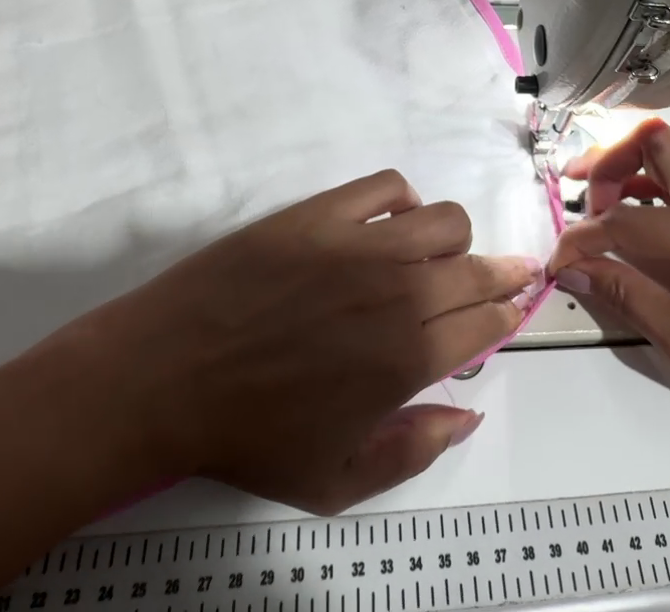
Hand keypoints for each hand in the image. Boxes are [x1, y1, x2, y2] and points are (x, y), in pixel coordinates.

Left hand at [69, 170, 539, 513]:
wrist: (164, 376)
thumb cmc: (249, 436)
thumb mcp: (336, 482)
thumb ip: (415, 451)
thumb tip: (469, 414)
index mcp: (408, 359)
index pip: (487, 322)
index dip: (505, 315)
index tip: (505, 312)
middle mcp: (398, 294)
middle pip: (477, 268)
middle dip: (500, 275)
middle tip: (498, 278)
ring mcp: (359, 245)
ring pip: (445, 219)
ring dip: (453, 240)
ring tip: (433, 258)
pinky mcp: (320, 213)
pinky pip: (388, 186)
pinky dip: (402, 201)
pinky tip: (387, 226)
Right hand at [547, 119, 669, 438]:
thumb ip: (625, 296)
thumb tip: (571, 269)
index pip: (626, 219)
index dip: (582, 240)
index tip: (557, 264)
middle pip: (656, 141)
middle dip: (607, 159)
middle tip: (577, 193)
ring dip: (629, 167)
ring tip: (595, 203)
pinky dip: (652, 186)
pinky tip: (633, 219)